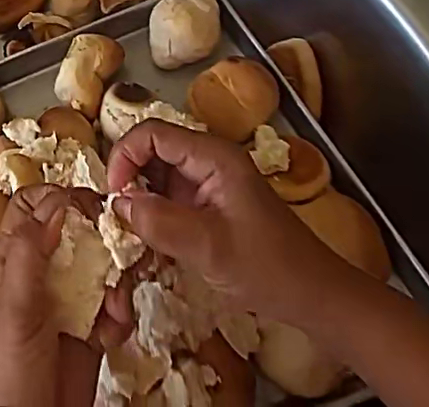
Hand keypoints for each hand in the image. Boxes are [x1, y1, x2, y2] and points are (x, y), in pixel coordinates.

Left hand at [0, 185, 130, 405]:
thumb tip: (58, 200)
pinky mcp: (90, 329)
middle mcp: (39, 272)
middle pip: (74, 229)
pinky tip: (114, 334)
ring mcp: (66, 300)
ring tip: (115, 305)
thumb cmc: (8, 375)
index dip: (57, 197)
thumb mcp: (13, 309)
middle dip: (99, 235)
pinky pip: (113, 304)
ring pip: (99, 264)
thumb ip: (31, 252)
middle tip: (118, 244)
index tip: (84, 205)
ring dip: (116, 278)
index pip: (31, 206)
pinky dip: (120, 314)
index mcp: (11, 260)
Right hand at [105, 120, 355, 326]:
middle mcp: (207, 159)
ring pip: (156, 173)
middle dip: (128, 176)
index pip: (153, 132)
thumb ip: (161, 223)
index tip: (114, 193)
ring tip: (129, 229)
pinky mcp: (205, 202)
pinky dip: (151, 212)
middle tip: (117, 214)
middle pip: (151, 149)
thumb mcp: (211, 249)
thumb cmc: (270, 267)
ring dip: (138, 195)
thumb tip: (117, 203)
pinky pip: (167, 195)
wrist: (314, 295)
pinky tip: (147, 239)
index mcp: (212, 155)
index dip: (125, 155)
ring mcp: (206, 181)